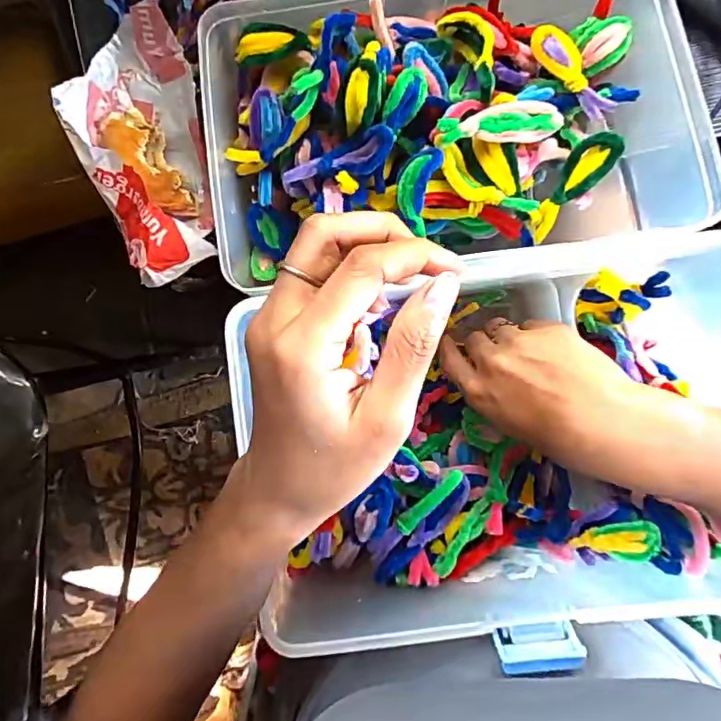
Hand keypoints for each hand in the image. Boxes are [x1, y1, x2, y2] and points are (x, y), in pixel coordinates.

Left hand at [231, 213, 462, 547]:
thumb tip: (442, 285)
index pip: (359, 267)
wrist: (277, 490)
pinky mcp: (273, 322)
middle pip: (322, 234)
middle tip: (426, 259)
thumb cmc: (334, 468)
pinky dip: (349, 272)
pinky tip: (378, 306)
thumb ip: (412, 346)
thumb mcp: (387, 418)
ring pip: (314, 248)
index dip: (412, 255)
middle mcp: (275, 318)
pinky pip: (312, 275)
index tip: (453, 270)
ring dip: (365, 249)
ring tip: (409, 283)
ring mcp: (268, 317)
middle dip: (380, 231)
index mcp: (302, 345)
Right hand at [440, 318, 690, 485]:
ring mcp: (519, 339)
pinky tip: (556, 351)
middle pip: (475, 337)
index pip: (449, 358)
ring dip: (509, 336)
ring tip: (531, 351)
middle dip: (484, 343)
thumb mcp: (509, 423)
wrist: (602, 420)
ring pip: (502, 326)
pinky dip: (538, 334)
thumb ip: (492, 395)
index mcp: (478, 391)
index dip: (451, 348)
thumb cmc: (559, 438)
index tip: (453, 343)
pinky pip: (532, 325)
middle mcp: (491, 361)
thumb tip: (494, 383)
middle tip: (502, 353)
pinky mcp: (547, 326)